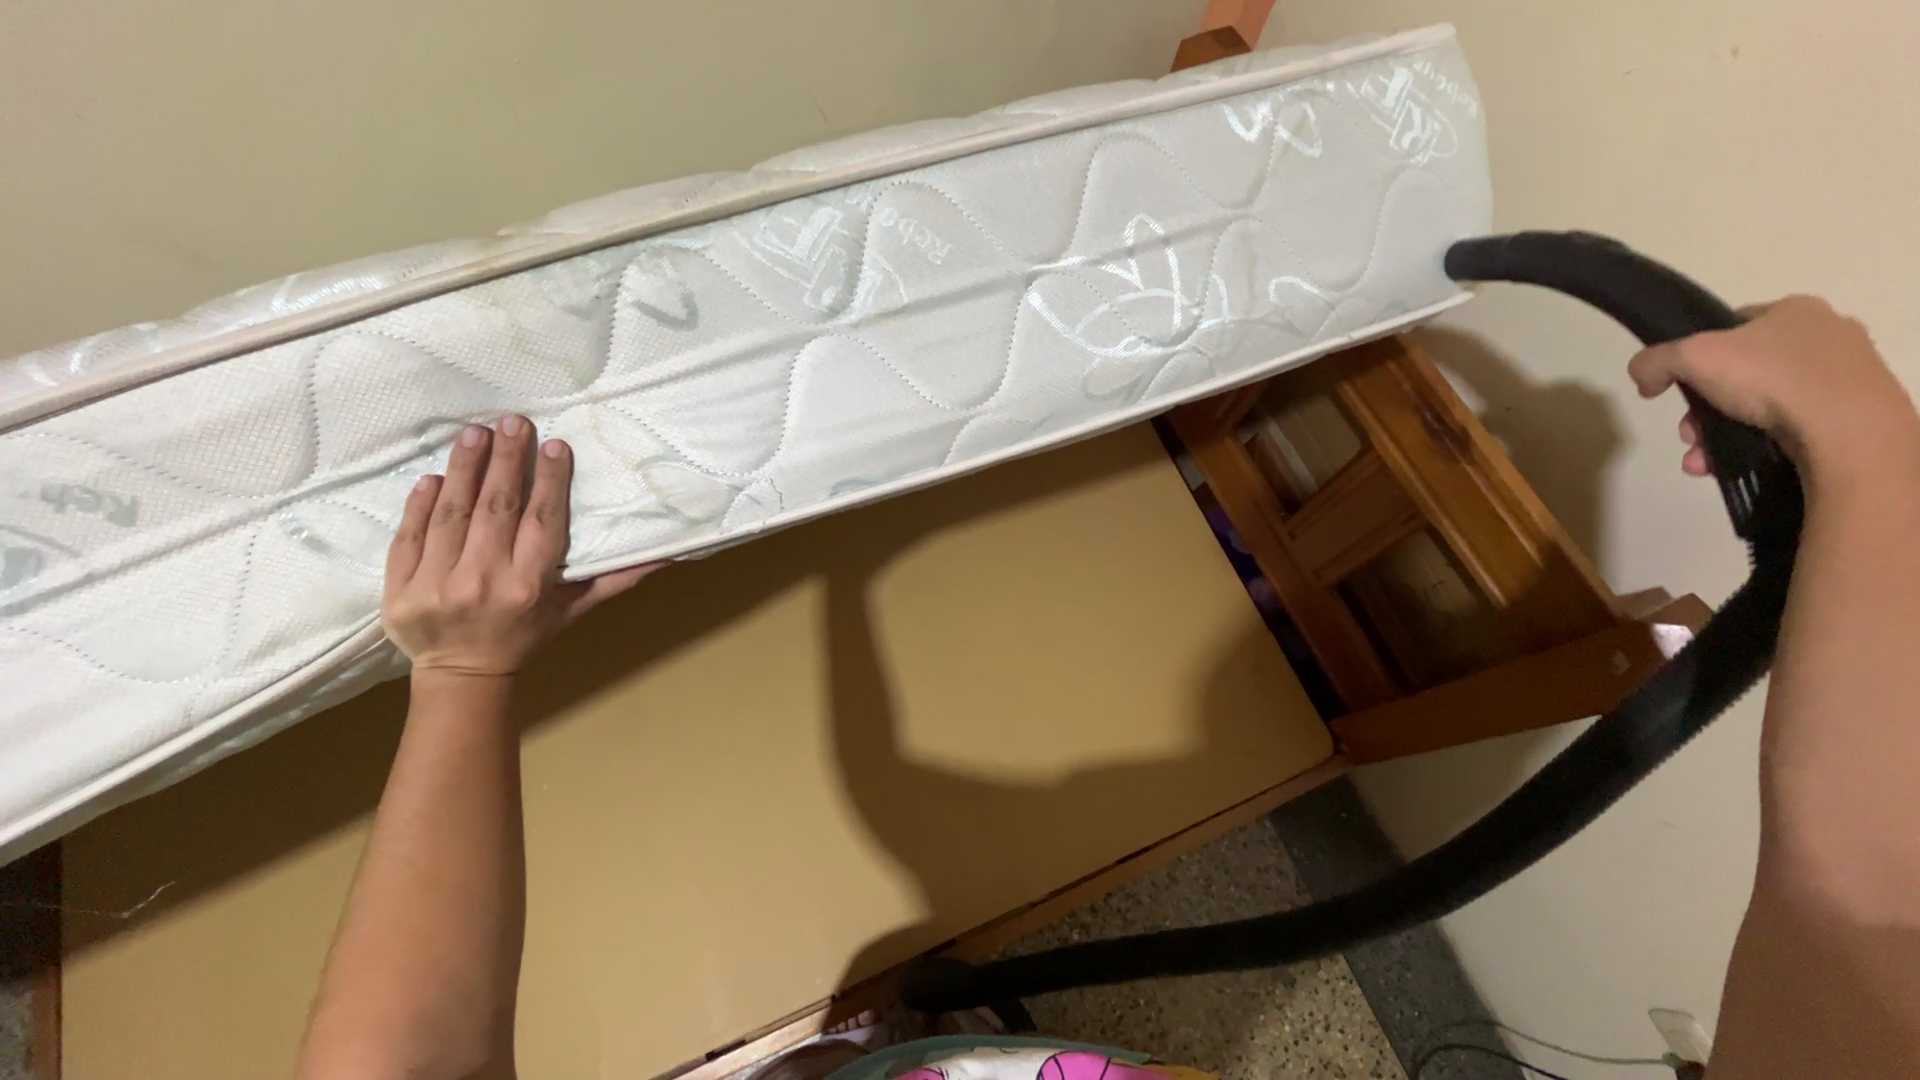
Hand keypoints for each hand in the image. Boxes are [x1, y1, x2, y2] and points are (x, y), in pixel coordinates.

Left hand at [383, 416, 654, 678]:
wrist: (463, 673)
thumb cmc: (527, 633)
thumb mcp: (575, 609)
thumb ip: (616, 579)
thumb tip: (667, 556)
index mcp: (530, 586)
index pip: (542, 523)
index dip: (550, 482)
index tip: (555, 445)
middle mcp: (484, 582)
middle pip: (496, 509)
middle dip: (506, 461)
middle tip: (512, 421)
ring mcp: (437, 585)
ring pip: (453, 514)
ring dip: (464, 468)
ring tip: (474, 432)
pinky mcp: (400, 589)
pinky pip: (411, 535)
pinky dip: (422, 502)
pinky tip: (434, 476)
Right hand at [1627, 295, 1919, 485]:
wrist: (1845, 427)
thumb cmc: (1768, 377)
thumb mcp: (1689, 357)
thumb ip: (1654, 361)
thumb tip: (1644, 377)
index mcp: (1796, 310)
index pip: (1732, 325)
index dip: (1697, 354)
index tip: (1679, 382)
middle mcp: (1825, 334)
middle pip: (1739, 371)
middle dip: (1701, 406)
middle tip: (1687, 429)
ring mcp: (1844, 374)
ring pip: (1757, 403)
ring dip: (1716, 431)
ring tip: (1700, 457)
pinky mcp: (1851, 411)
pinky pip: (1784, 424)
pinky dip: (1748, 442)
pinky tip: (1724, 463)